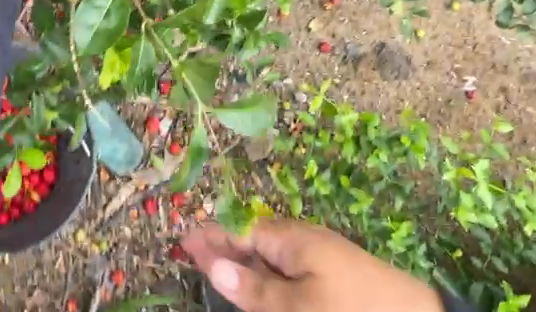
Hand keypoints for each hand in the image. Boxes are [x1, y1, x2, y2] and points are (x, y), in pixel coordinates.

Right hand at [181, 221, 443, 311]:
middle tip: (194, 254)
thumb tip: (212, 262)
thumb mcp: (299, 307)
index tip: (182, 240)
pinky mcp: (341, 283)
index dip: (212, 238)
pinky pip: (295, 275)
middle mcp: (306, 243)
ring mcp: (325, 262)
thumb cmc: (354, 311)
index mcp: (293, 239)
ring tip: (222, 274)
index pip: (240, 231)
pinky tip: (268, 293)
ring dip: (249, 268)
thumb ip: (255, 289)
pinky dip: (274, 282)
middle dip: (226, 249)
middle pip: (255, 243)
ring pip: (275, 261)